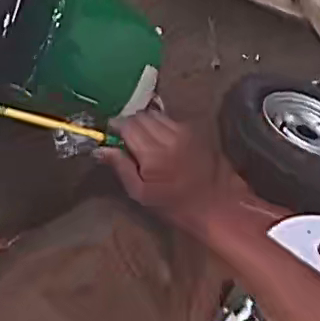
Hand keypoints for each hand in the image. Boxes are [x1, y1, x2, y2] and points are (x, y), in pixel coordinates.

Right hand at [99, 108, 260, 236]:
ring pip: (154, 114)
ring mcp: (182, 130)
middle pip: (140, 116)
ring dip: (145, 122)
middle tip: (127, 139)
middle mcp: (167, 136)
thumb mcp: (142, 194)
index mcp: (152, 154)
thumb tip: (102, 148)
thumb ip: (121, 167)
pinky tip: (161, 140)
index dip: (116, 127)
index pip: (127, 125)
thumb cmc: (176, 205)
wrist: (217, 204)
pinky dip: (160, 125)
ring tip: (144, 139)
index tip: (112, 135)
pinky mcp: (193, 129)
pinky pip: (169, 119)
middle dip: (130, 124)